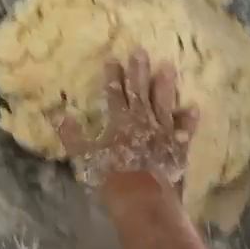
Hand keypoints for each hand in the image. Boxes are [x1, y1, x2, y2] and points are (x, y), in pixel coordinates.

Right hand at [56, 48, 198, 198]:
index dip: (112, 76)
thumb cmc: (110, 176)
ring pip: (164, 103)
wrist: (143, 197)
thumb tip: (56, 113)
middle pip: (139, 91)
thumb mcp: (83, 156)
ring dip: (165, 86)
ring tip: (168, 67)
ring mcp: (162, 132)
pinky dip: (187, 120)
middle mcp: (142, 121)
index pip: (114, 93)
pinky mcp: (177, 147)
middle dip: (138, 71)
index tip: (112, 59)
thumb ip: (71, 134)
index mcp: (119, 121)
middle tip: (140, 51)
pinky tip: (192, 108)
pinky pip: (184, 130)